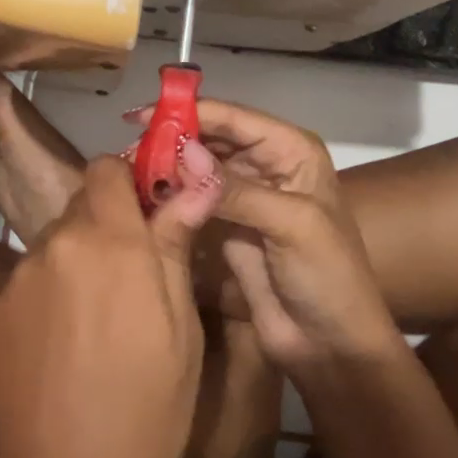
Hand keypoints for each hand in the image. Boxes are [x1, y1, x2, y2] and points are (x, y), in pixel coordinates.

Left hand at [0, 146, 223, 457]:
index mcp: (109, 241)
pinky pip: (34, 272)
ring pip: (57, 237)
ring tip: (100, 313)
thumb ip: (176, 246)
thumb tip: (194, 180)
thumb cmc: (147, 406)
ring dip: (80, 254)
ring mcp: (21, 273)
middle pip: (83, 201)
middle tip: (135, 271)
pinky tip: (67, 337)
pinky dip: (53, 286)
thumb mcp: (183, 331)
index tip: (151, 211)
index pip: (107, 166)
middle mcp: (56, 242)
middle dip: (110, 221)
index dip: (130, 180)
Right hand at [127, 101, 400, 371]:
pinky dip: (169, 194)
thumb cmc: (328, 275)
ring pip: (198, 167)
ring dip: (167, 165)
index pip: (234, 118)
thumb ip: (237, 189)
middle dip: (173, 138)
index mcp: (291, 150)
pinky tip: (140, 194)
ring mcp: (243, 195)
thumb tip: (184, 153)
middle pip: (211, 138)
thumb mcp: (291, 224)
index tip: (142, 115)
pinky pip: (192, 199)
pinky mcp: (226, 226)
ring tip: (126, 167)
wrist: (331, 346)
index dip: (189, 112)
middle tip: (127, 146)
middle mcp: (265, 164)